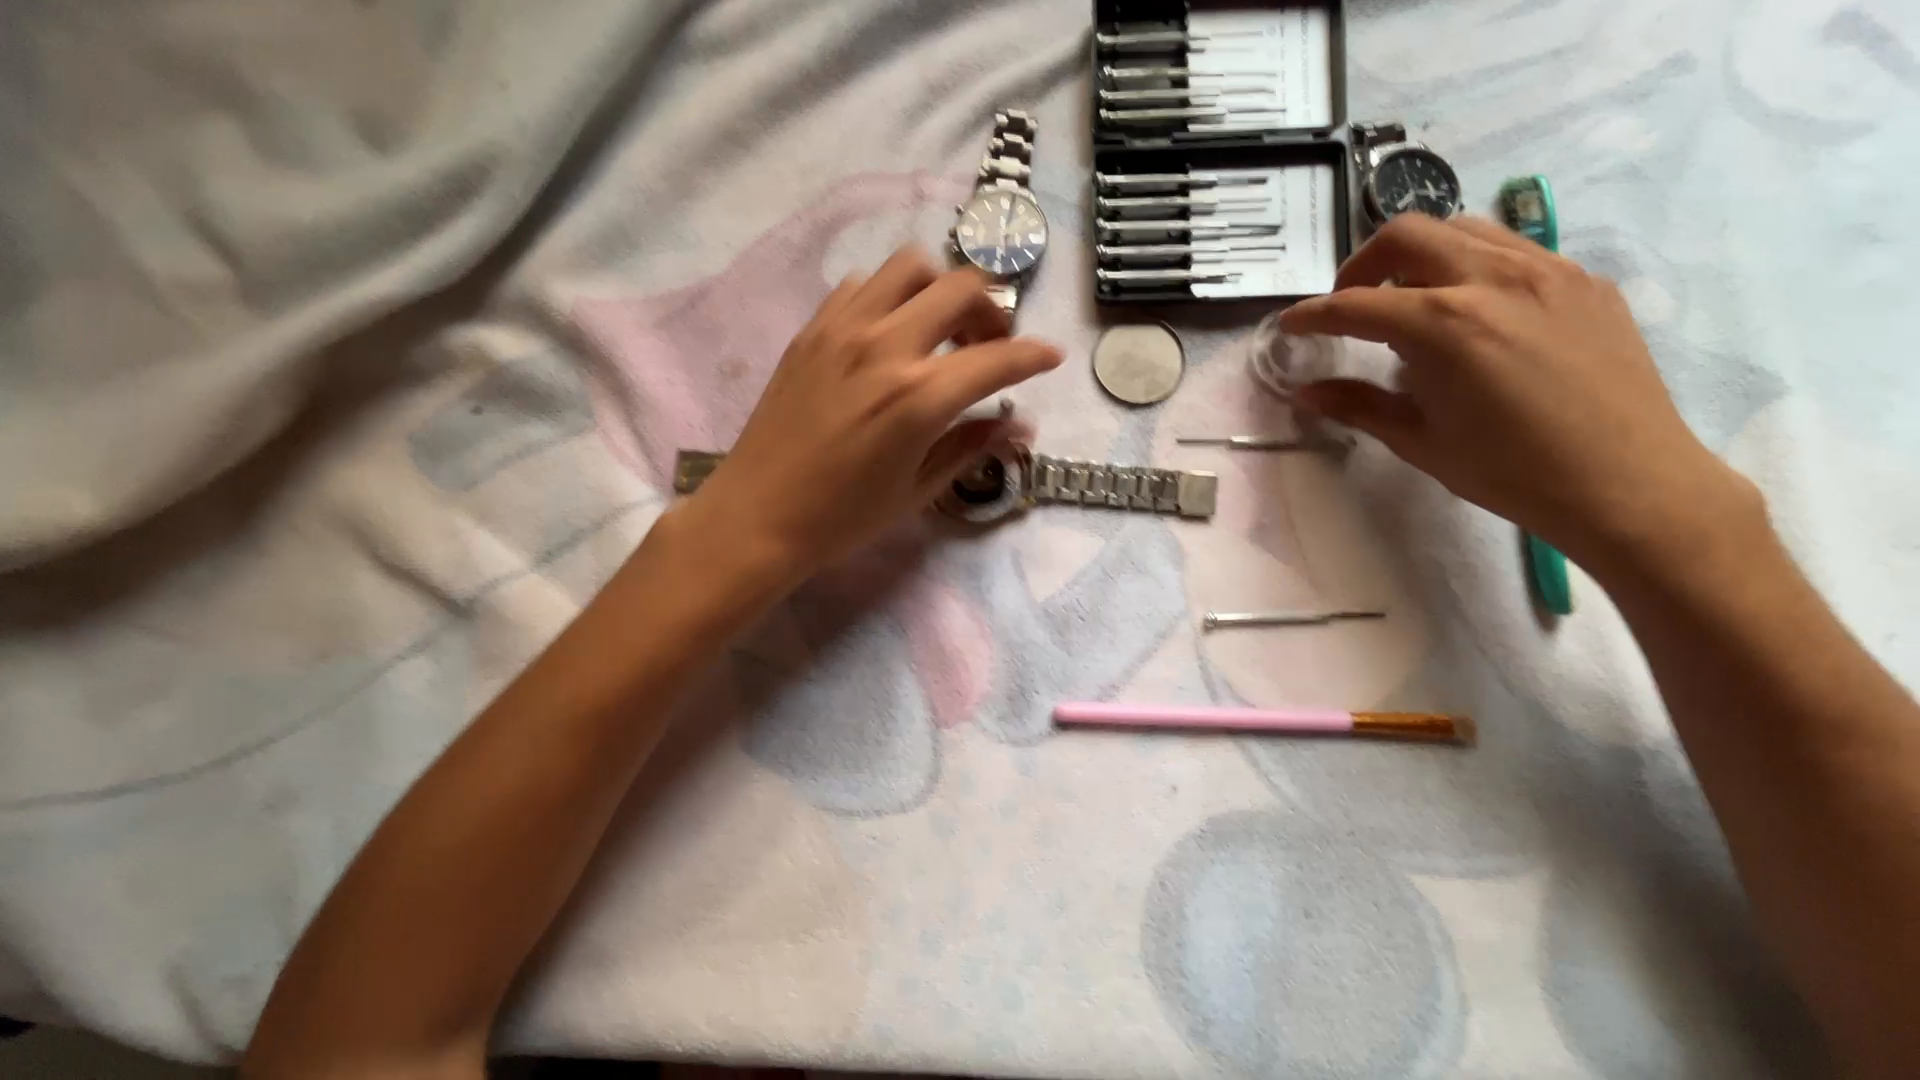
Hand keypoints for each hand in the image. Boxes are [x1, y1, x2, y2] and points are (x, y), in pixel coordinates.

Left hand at [684, 247, 1061, 582]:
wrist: (757, 515)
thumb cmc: (843, 516)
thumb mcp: (918, 489)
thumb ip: (972, 445)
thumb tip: (1019, 424)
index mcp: (919, 398)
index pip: (997, 358)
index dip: (1034, 355)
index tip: (1051, 356)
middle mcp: (886, 347)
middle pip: (961, 287)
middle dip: (992, 311)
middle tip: (990, 345)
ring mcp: (844, 330)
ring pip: (910, 267)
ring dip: (939, 289)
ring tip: (939, 329)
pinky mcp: (812, 329)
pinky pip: (862, 285)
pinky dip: (890, 297)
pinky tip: (889, 334)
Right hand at [1280, 214, 1756, 570]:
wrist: (1627, 481)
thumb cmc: (1512, 472)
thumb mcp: (1421, 441)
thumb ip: (1358, 405)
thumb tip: (1306, 393)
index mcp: (1444, 325)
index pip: (1355, 305)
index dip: (1312, 315)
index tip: (1290, 325)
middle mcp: (1492, 279)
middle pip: (1407, 234)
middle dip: (1363, 263)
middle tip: (1352, 302)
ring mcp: (1546, 271)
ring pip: (1463, 228)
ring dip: (1421, 253)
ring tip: (1413, 298)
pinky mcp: (1584, 279)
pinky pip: (1514, 249)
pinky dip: (1474, 266)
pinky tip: (1476, 311)